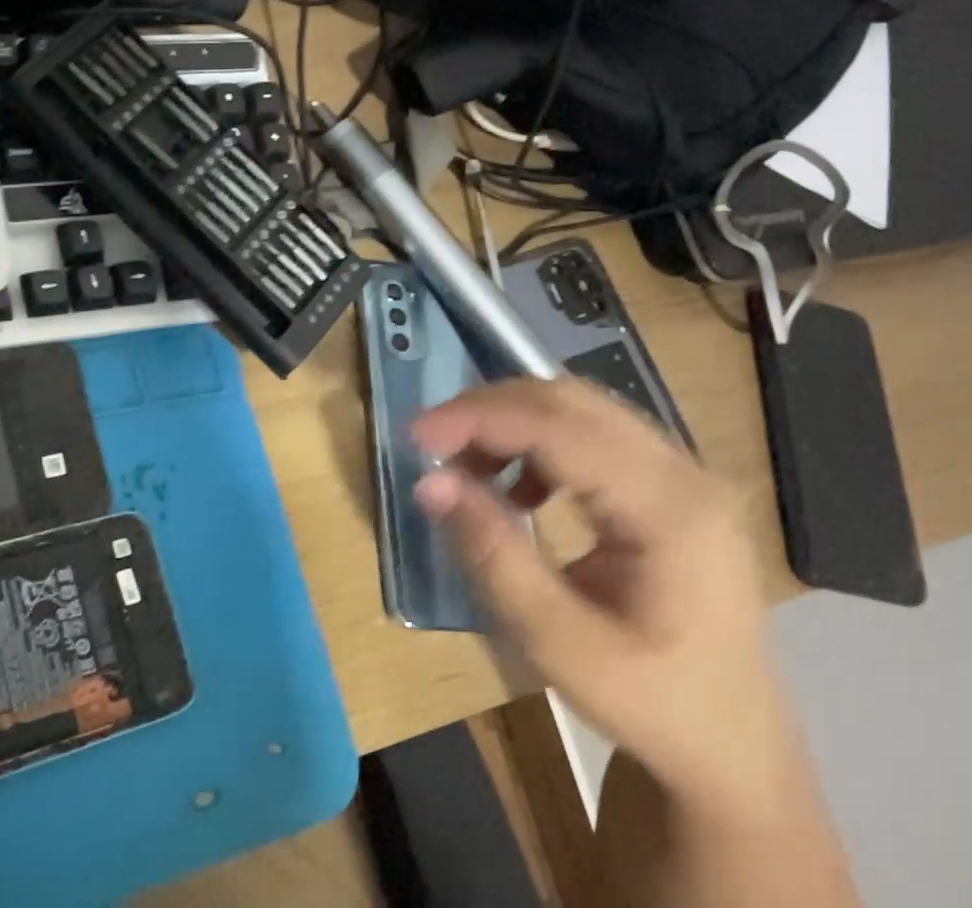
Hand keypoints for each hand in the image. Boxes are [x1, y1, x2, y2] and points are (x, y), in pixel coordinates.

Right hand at [410, 379, 794, 811]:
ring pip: (583, 411)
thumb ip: (493, 554)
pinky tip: (517, 491)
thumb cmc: (648, 698)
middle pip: (573, 402)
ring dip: (511, 424)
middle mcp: (686, 476)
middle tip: (427, 443)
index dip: (480, 420)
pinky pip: (595, 437)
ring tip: (462, 469)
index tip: (413, 437)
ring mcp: (685, 480)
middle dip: (489, 410)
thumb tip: (430, 484)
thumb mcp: (555, 638)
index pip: (560, 428)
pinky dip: (538, 444)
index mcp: (669, 511)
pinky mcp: (672, 492)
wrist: (731, 742)